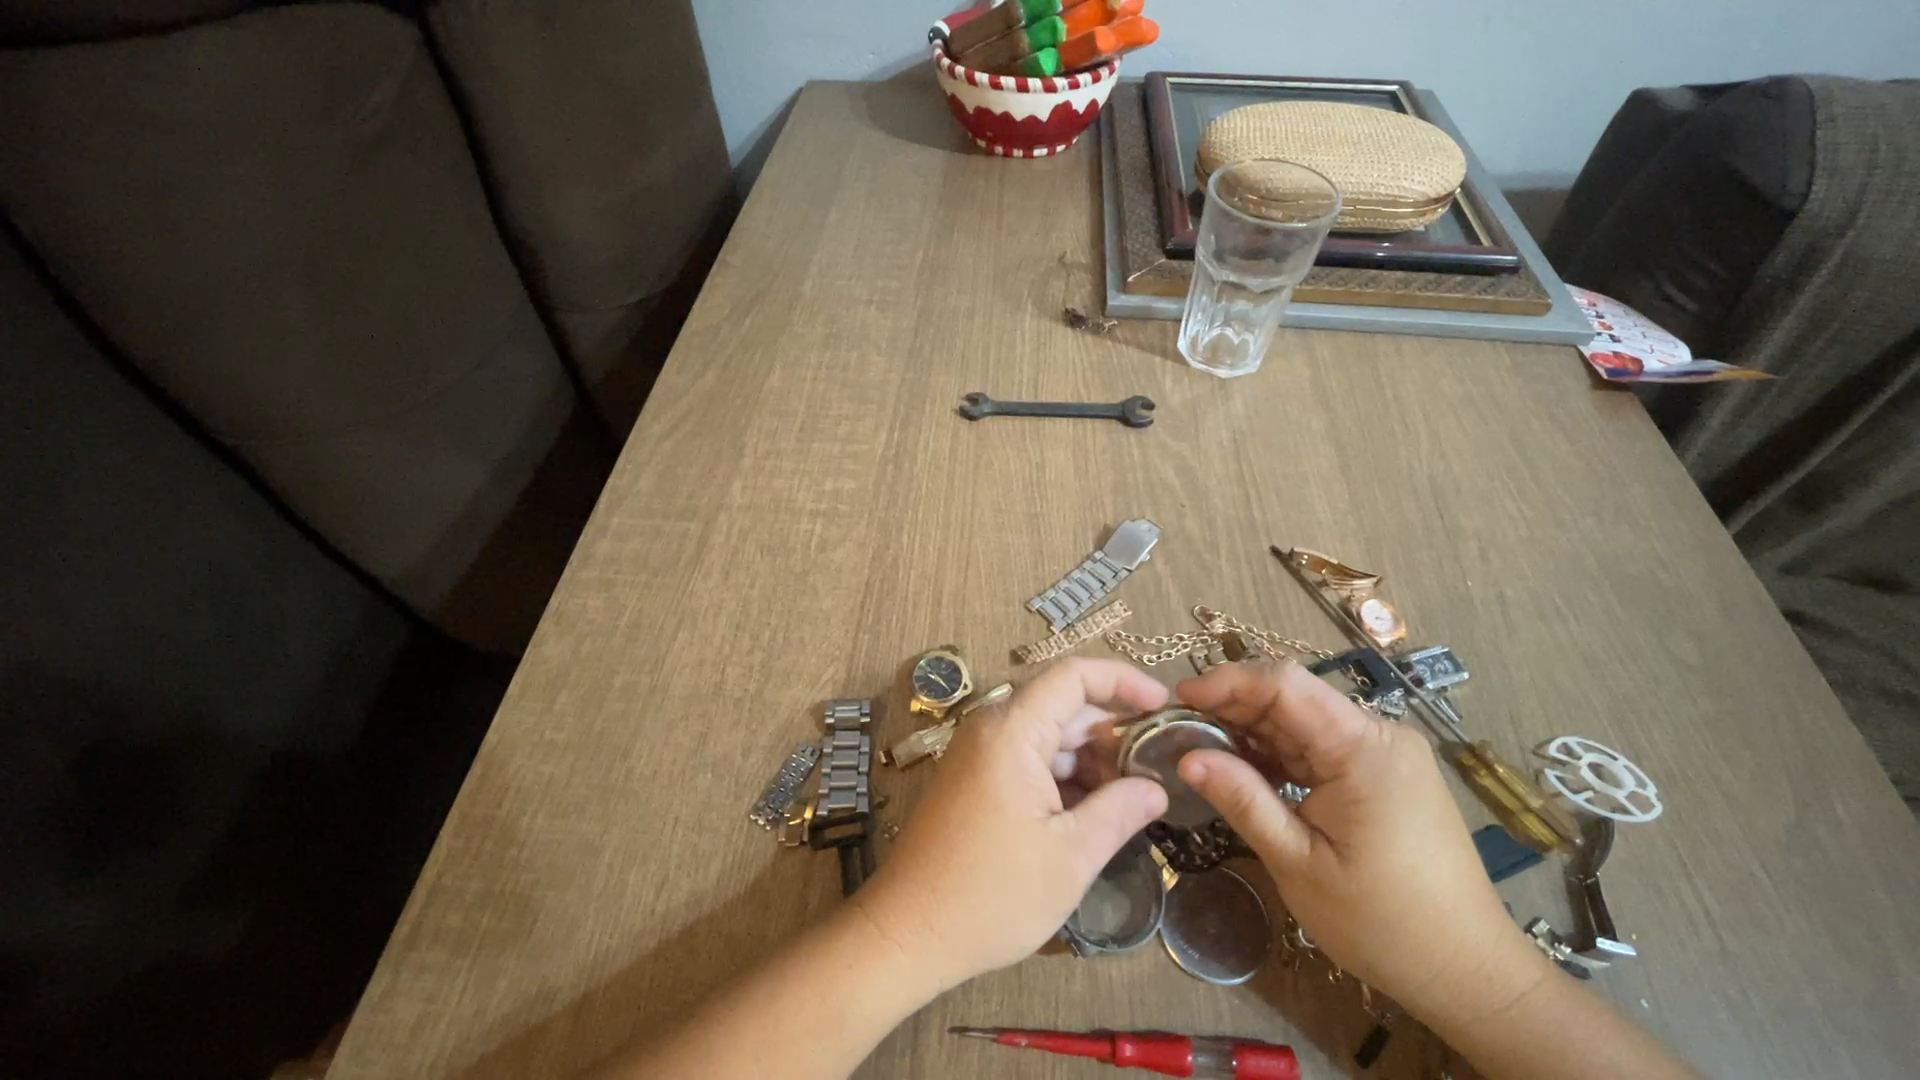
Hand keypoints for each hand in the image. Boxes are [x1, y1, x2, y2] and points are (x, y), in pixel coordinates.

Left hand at [853, 659, 1170, 992]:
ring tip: (1133, 799)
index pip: (1073, 676)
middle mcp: (991, 731)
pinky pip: (1029, 762)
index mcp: (1011, 731)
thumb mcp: (1070, 856)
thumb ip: (1119, 811)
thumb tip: (1157, 788)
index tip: (1163, 706)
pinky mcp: (975, 783)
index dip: (1123, 681)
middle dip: (1112, 733)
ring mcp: (979, 757)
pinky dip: (1064, 779)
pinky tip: (1094, 814)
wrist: (907, 933)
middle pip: (1063, 708)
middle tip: (1158, 769)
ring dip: (1091, 761)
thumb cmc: (991, 894)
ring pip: (1048, 738)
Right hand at [1174, 659, 1549, 1017]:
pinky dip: (1280, 753)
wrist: (1466, 970)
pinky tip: (1244, 769)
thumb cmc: (1381, 922)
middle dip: (1233, 705)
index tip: (1178, 698)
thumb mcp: (1298, 862)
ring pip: (1304, 720)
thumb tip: (1187, 757)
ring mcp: (1385, 753)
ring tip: (1202, 747)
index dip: (1227, 681)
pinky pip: (1321, 746)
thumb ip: (1243, 800)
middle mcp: (1380, 735)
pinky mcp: (1384, 774)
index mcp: (1364, 748)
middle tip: (1181, 728)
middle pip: (1294, 697)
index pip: (1285, 685)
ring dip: (1253, 730)